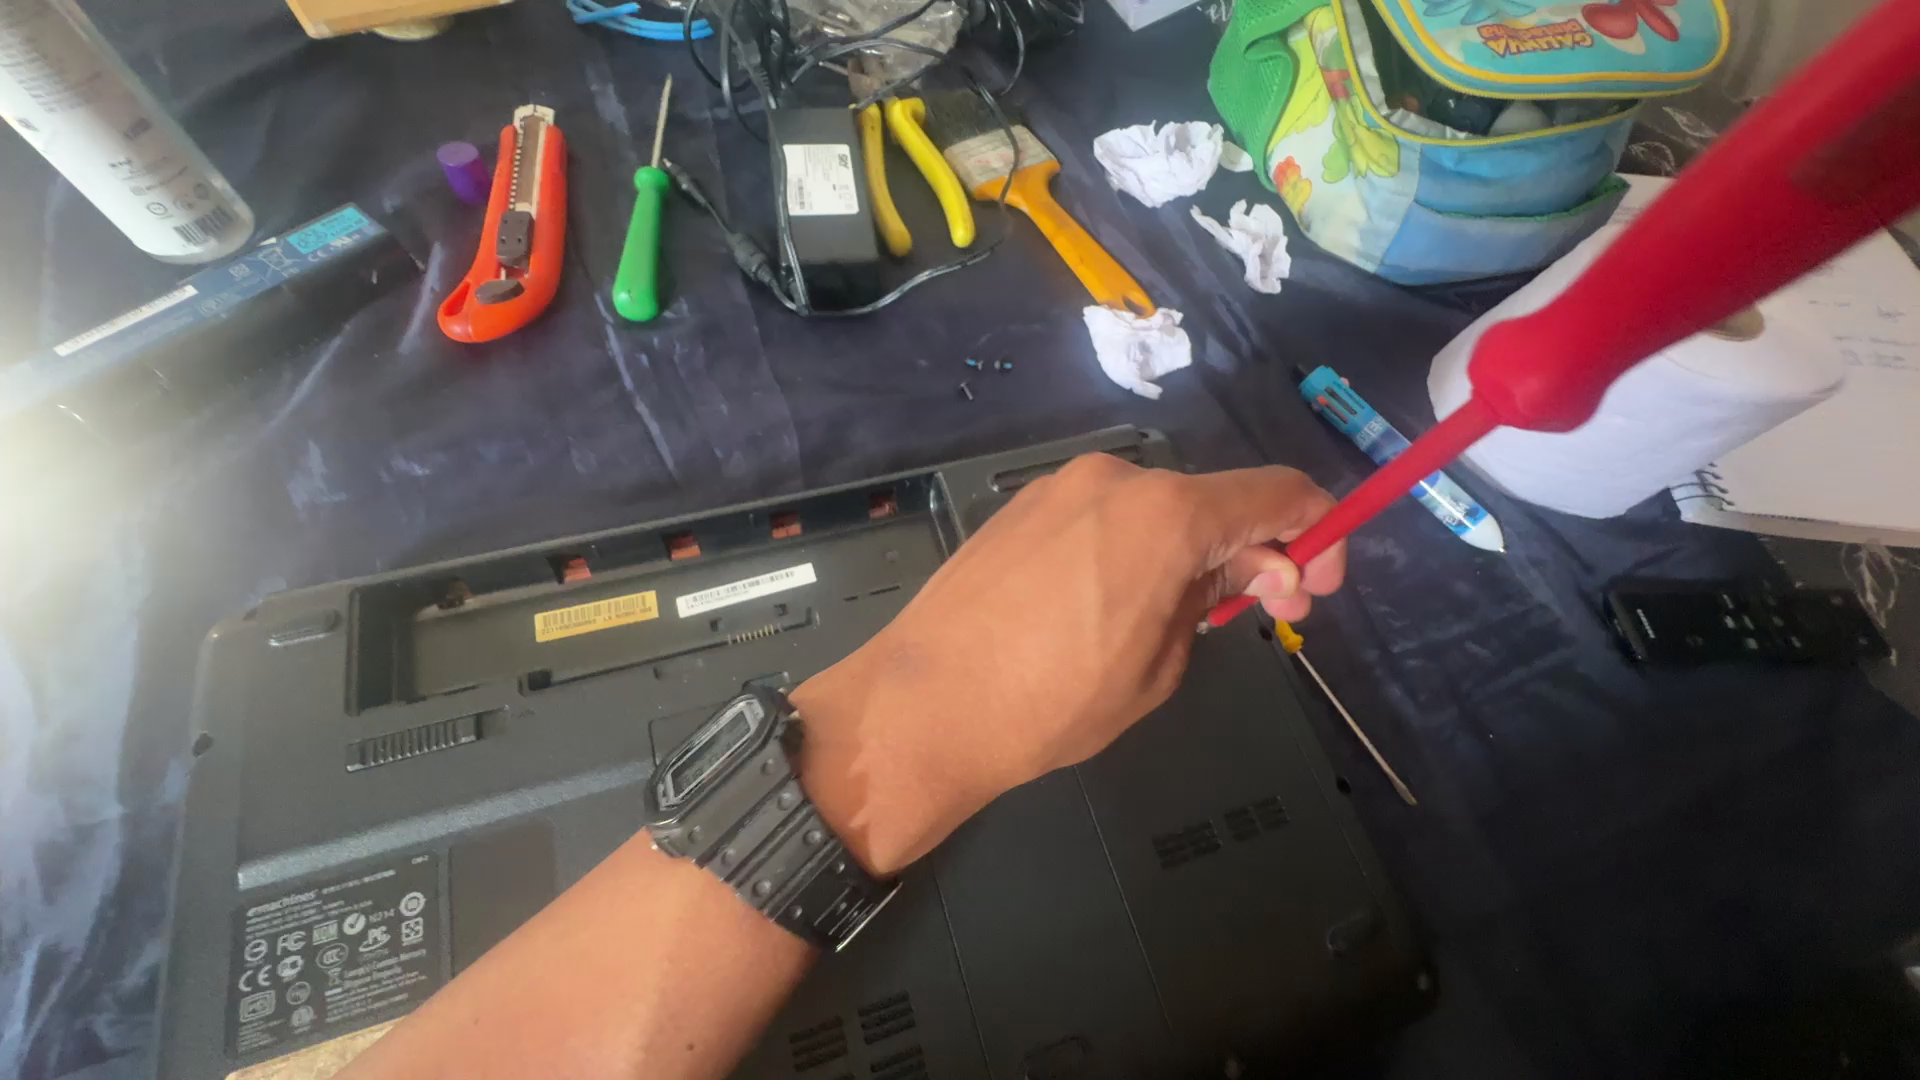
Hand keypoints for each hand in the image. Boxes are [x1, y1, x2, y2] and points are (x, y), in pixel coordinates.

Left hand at [790, 453, 1345, 875]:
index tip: (1317, 578)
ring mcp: (1058, 486)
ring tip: (1165, 615)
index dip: (1314, 531)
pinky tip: (1108, 598)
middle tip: (1248, 609)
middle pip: (1209, 498)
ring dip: (1184, 547)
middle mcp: (1113, 479)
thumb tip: (1255, 566)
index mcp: (1164, 514)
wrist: (925, 703)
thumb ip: (1214, 599)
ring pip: (1152, 507)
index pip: (1274, 493)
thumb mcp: (1159, 665)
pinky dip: (1130, 544)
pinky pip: (1100, 514)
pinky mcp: (1020, 506)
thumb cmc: (1051, 702)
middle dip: (1245, 547)